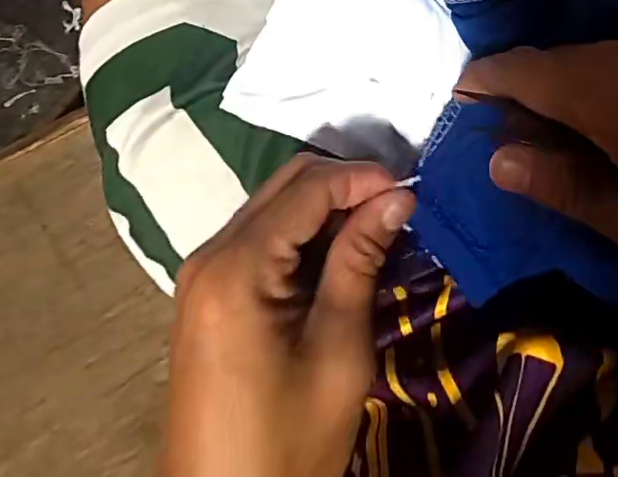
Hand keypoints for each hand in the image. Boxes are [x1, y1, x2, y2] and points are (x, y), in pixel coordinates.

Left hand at [159, 155, 415, 476]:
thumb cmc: (288, 439)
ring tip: (377, 227)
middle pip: (290, 182)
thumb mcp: (338, 346)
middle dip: (348, 183)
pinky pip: (266, 231)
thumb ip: (361, 258)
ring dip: (330, 203)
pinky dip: (308, 228)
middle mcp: (211, 254)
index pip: (310, 187)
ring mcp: (206, 272)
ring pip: (279, 201)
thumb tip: (400, 195)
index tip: (411, 192)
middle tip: (396, 208)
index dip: (364, 178)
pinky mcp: (211, 290)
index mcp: (236, 269)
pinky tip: (341, 250)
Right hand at [460, 34, 617, 476]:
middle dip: (525, 90)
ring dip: (570, 89)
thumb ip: (575, 189)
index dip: (487, 80)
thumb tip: (501, 157)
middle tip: (505, 137)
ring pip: (602, 57)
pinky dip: (610, 86)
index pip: (531, 69)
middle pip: (564, 58)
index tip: (459, 101)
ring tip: (556, 137)